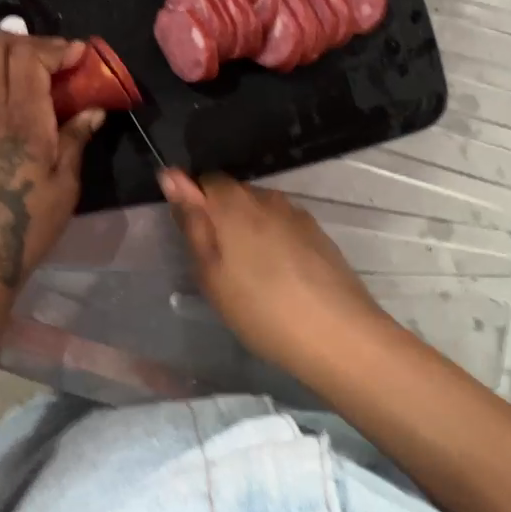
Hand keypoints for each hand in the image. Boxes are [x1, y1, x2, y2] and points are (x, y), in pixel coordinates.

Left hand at [0, 35, 103, 306]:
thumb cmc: (34, 220)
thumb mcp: (67, 182)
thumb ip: (77, 138)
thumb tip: (95, 108)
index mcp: (23, 120)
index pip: (28, 58)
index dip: (54, 47)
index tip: (79, 55)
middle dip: (30, 41)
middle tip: (56, 58)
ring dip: (3, 50)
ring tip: (29, 63)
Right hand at [160, 169, 391, 375]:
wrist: (339, 336)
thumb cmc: (260, 308)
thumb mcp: (210, 273)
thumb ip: (192, 222)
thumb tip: (171, 176)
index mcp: (233, 202)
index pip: (204, 180)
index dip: (195, 205)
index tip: (195, 240)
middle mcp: (266, 197)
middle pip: (234, 195)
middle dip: (222, 219)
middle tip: (219, 266)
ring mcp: (297, 214)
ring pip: (260, 212)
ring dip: (250, 232)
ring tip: (252, 277)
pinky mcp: (319, 234)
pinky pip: (284, 228)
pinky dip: (275, 244)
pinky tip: (281, 280)